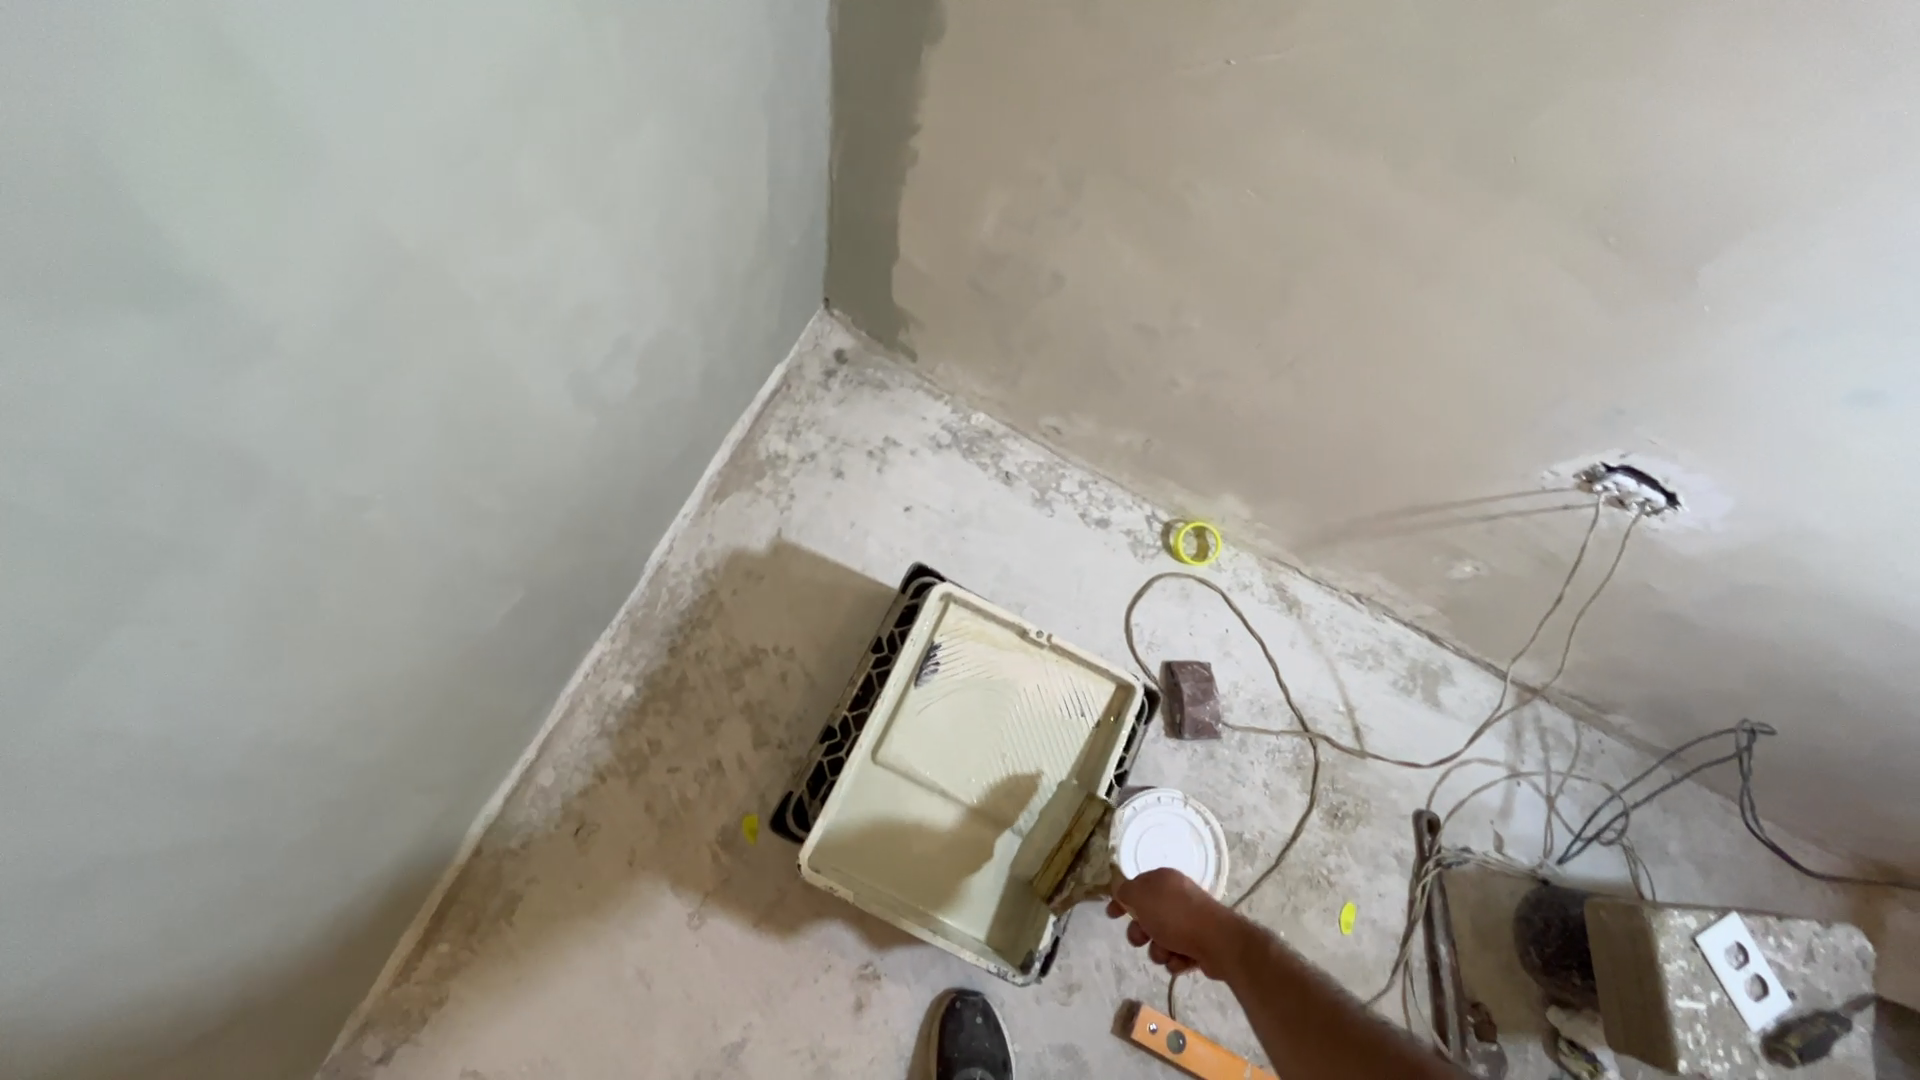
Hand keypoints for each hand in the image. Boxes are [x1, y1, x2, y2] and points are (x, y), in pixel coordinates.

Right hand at [1107, 867, 1244, 978]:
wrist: (1216, 942)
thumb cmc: (1175, 915)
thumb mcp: (1141, 897)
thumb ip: (1125, 891)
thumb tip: (1121, 891)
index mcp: (1164, 881)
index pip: (1136, 887)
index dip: (1121, 900)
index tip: (1111, 915)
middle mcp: (1177, 898)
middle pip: (1146, 917)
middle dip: (1140, 932)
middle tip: (1141, 938)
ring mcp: (1189, 922)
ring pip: (1159, 939)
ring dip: (1158, 949)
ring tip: (1167, 952)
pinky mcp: (1198, 944)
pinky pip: (1176, 954)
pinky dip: (1175, 959)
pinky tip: (1181, 959)